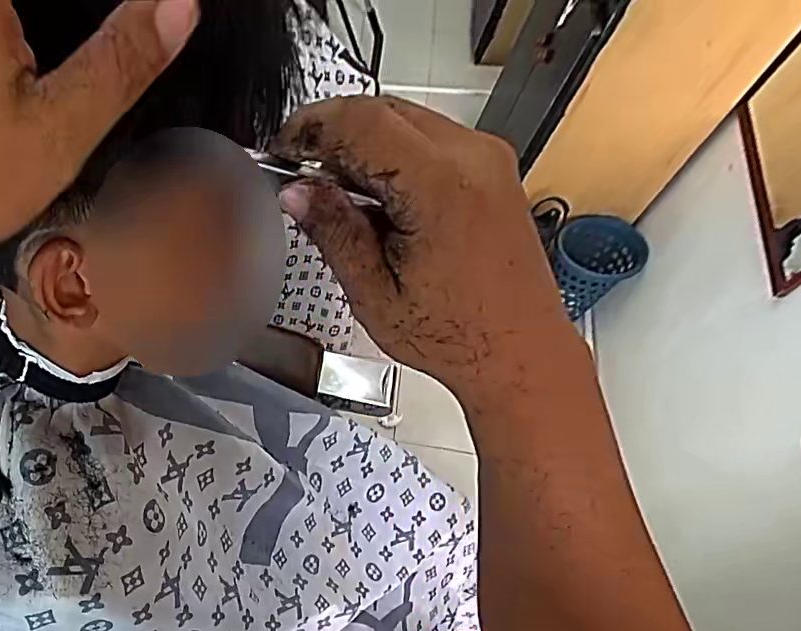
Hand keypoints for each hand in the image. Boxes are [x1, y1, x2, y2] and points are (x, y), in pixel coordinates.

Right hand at [272, 96, 574, 389]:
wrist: (517, 349)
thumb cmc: (455, 334)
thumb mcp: (373, 293)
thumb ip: (334, 233)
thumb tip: (298, 194)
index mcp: (440, 187)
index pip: (362, 121)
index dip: (312, 128)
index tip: (283, 150)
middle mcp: (472, 158)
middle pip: (384, 111)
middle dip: (334, 135)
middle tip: (300, 175)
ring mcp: (487, 160)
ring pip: (407, 122)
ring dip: (363, 148)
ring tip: (334, 197)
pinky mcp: (492, 171)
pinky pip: (431, 143)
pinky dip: (393, 159)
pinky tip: (374, 203)